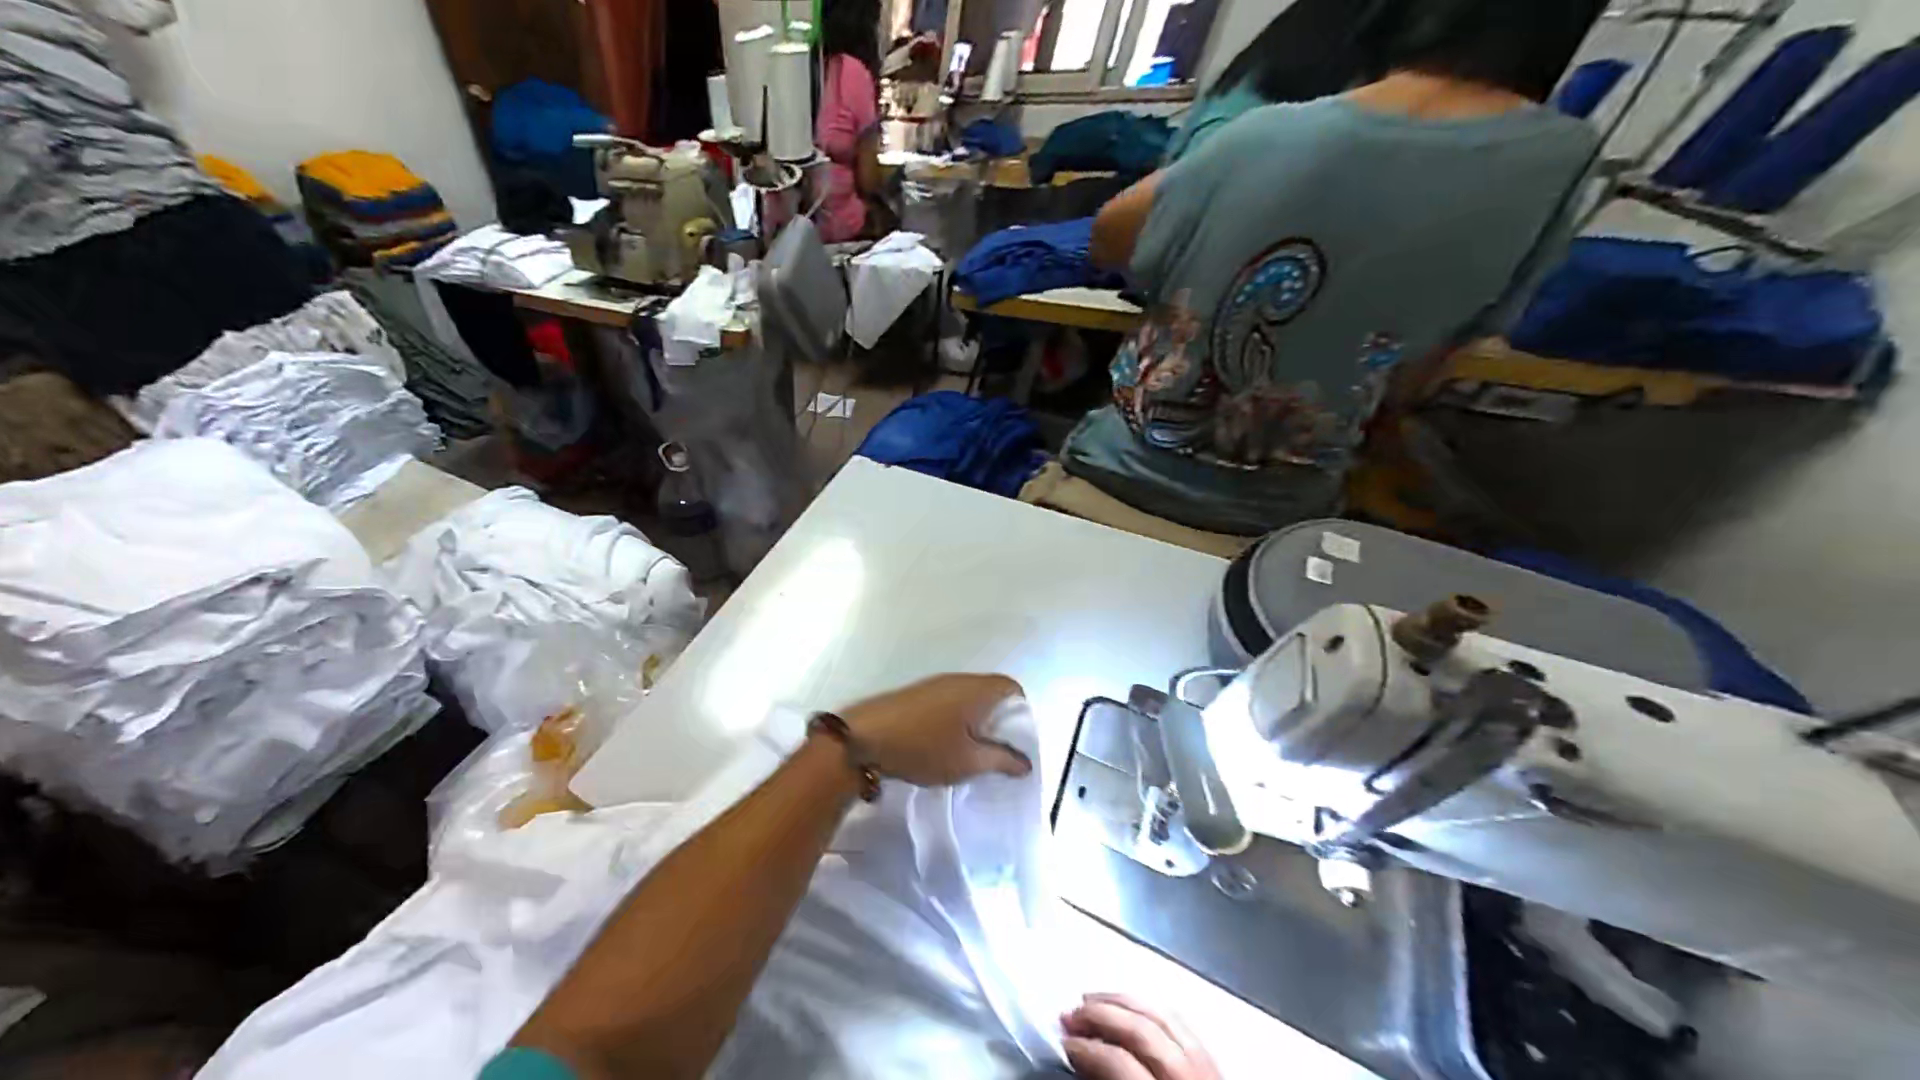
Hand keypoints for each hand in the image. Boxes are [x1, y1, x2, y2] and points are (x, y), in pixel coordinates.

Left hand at [839, 674, 1030, 785]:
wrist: (863, 739)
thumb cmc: (923, 748)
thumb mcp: (968, 761)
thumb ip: (1001, 760)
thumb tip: (1026, 763)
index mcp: (976, 689)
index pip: (1012, 688)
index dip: (1021, 713)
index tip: (1017, 741)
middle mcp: (958, 680)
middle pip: (991, 693)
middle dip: (998, 721)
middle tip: (997, 752)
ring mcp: (934, 686)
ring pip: (968, 700)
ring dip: (975, 723)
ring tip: (972, 753)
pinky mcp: (916, 696)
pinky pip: (948, 704)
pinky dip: (956, 722)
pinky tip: (946, 747)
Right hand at [1063, 994, 1221, 1079]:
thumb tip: (1083, 1065)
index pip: (1121, 1065)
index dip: (1088, 1050)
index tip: (1065, 1044)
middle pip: (1143, 1033)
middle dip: (1101, 1015)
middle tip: (1070, 1014)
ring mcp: (1210, 1075)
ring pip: (1165, 1019)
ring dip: (1124, 1003)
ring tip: (1092, 1000)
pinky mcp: (1219, 1071)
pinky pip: (1184, 1027)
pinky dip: (1153, 1011)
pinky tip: (1132, 1010)